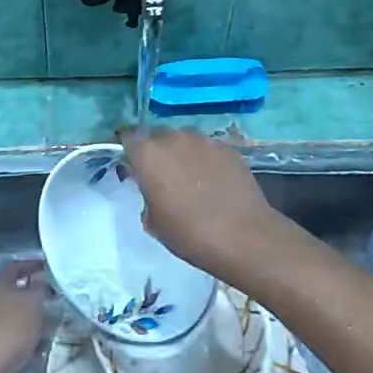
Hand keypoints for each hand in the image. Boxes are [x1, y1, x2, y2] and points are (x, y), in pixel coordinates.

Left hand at [0, 260, 48, 372]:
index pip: (15, 266)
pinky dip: (24, 335)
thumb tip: (42, 276)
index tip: (49, 267)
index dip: (31, 264)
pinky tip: (37, 345)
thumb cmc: (9, 330)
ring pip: (13, 313)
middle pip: (13, 290)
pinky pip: (11, 333)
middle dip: (33, 293)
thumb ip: (39, 288)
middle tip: (55, 298)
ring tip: (51, 324)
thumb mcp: (32, 304)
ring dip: (30, 317)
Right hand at [117, 127, 288, 284]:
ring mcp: (204, 140)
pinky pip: (207, 148)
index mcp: (148, 153)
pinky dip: (205, 159)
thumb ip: (146, 193)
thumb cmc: (188, 232)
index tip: (133, 166)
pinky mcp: (228, 147)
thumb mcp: (152, 221)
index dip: (129, 150)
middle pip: (157, 136)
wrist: (243, 236)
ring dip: (182, 154)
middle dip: (156, 151)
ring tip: (191, 178)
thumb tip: (154, 186)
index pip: (128, 137)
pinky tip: (213, 181)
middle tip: (162, 176)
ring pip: (184, 140)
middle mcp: (174, 137)